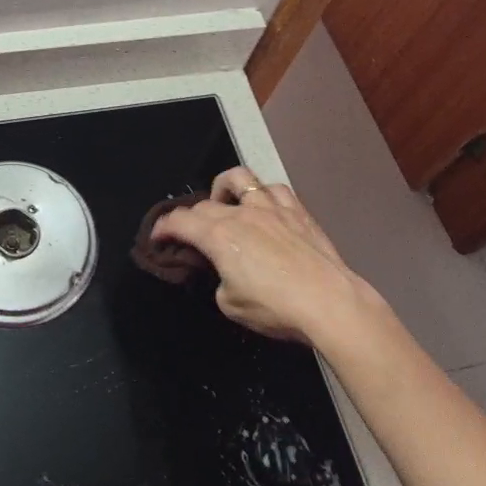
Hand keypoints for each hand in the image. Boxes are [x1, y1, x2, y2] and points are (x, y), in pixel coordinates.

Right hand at [148, 166, 385, 345]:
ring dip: (224, 188)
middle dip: (190, 217)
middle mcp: (240, 213)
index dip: (162, 228)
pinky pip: (274, 189)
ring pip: (239, 178)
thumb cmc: (276, 308)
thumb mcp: (230, 304)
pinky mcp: (297, 211)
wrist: (329, 302)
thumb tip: (225, 272)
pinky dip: (262, 194)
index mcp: (218, 236)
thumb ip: (220, 280)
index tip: (157, 238)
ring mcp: (271, 207)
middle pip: (204, 204)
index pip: (179, 222)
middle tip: (189, 235)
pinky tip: (264, 208)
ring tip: (225, 203)